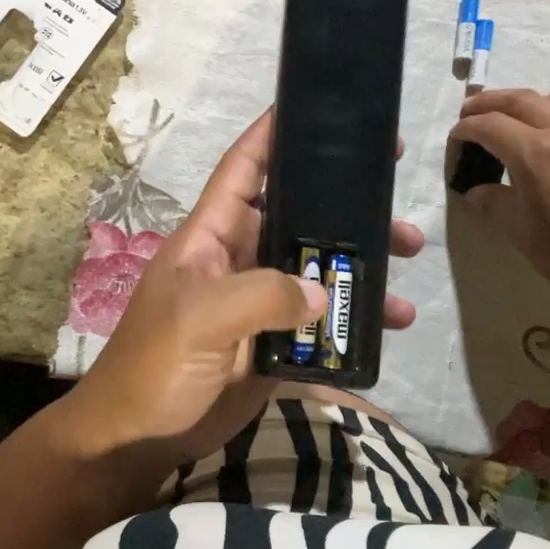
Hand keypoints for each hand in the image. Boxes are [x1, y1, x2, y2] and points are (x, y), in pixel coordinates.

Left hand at [63, 110, 423, 466]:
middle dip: (343, 204)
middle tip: (395, 192)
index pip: (243, 171)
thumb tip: (321, 290)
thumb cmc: (155, 366)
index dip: (271, 137)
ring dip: (361, 259)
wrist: (139, 439)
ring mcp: (257, 302)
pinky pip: (322, 321)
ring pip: (317, 266)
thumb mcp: (200, 319)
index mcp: (209, 237)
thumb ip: (261, 295)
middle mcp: (237, 260)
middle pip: (297, 216)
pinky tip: (394, 321)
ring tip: (409, 253)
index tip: (314, 109)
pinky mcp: (274, 343)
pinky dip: (356, 318)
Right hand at [449, 89, 549, 318]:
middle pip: (520, 99)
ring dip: (529, 103)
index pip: (489, 125)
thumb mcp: (522, 234)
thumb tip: (478, 192)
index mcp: (537, 153)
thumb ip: (494, 204)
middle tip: (470, 112)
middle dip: (489, 103)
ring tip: (517, 121)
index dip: (465, 129)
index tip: (455, 138)